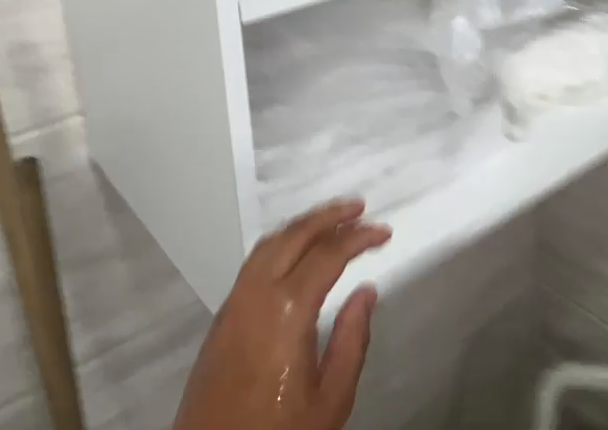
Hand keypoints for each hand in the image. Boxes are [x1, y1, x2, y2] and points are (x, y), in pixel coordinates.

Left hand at [172, 201, 393, 429]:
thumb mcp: (330, 399)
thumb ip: (352, 341)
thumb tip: (366, 292)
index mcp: (287, 310)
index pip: (328, 254)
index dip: (359, 238)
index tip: (384, 232)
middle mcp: (257, 292)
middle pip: (295, 234)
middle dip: (329, 216)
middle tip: (359, 208)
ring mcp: (235, 301)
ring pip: (269, 242)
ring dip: (302, 225)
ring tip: (332, 221)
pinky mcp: (223, 314)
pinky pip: (254, 260)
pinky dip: (281, 242)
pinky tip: (296, 251)